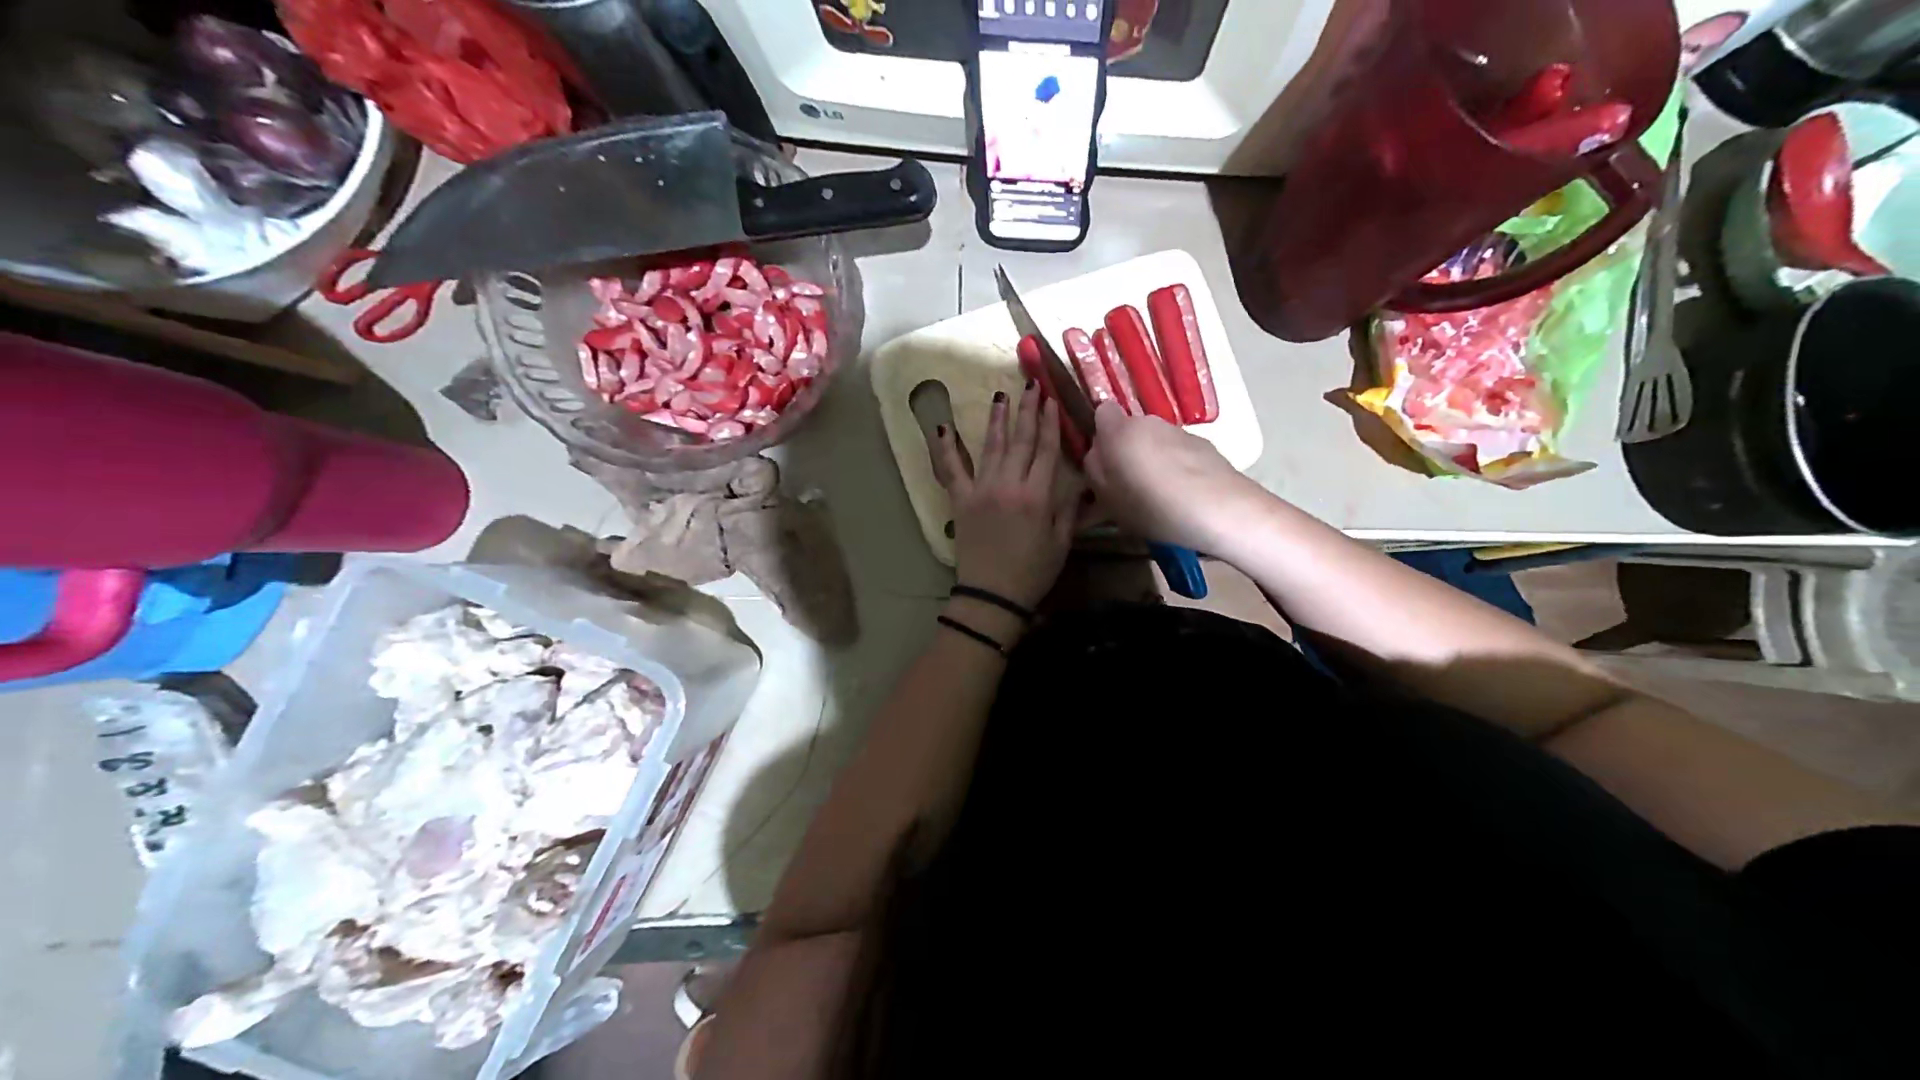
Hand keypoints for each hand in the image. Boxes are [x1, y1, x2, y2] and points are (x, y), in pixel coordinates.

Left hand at [926, 384, 1082, 608]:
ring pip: (991, 446)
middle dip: (1028, 410)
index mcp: (1038, 495)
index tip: (1052, 399)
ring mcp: (981, 489)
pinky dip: (945, 448)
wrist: (992, 596)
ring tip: (1002, 396)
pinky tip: (942, 426)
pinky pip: (951, 469)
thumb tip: (1078, 482)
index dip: (1050, 422)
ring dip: (998, 420)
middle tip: (1031, 384)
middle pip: (1021, 440)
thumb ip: (1068, 509)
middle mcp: (1009, 485)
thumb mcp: (1062, 543)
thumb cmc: (1033, 573)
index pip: (1046, 449)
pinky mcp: (960, 500)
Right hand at [1082, 402, 1264, 552]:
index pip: (1102, 412)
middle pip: (1130, 430)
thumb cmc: (1153, 507)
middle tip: (1127, 486)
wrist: (1221, 510)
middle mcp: (1149, 422)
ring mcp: (1180, 432)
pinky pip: (1179, 453)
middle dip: (1127, 451)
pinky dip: (1176, 468)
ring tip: (1158, 495)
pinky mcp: (1205, 445)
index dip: (1101, 435)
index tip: (1102, 462)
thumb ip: (1094, 469)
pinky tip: (1182, 495)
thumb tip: (1097, 453)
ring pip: (1156, 442)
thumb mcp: (1107, 498)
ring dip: (1152, 460)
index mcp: (1120, 431)